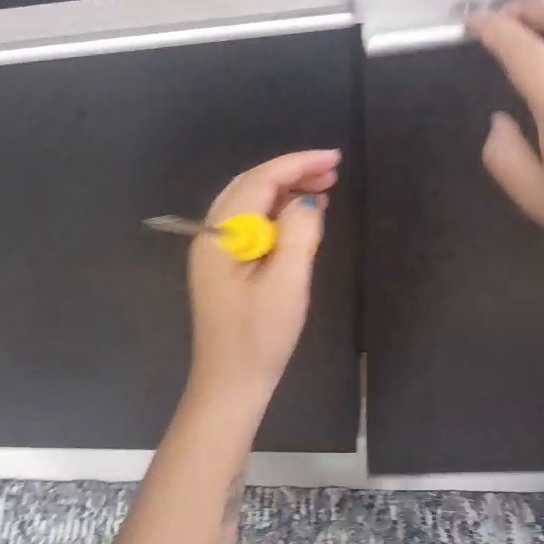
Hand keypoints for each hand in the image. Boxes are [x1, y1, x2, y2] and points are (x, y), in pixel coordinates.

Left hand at [187, 150, 338, 400]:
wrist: (230, 384)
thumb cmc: (259, 337)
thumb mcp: (287, 283)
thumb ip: (299, 234)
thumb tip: (309, 199)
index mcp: (219, 235)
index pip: (258, 182)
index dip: (296, 164)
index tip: (334, 159)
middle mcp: (210, 236)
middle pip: (250, 187)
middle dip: (290, 174)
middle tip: (333, 173)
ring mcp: (214, 252)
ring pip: (249, 205)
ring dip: (284, 193)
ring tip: (324, 191)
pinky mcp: (223, 267)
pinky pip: (249, 227)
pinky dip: (276, 215)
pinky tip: (301, 220)